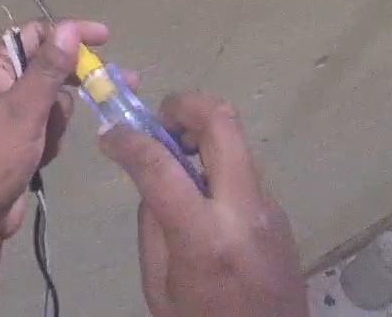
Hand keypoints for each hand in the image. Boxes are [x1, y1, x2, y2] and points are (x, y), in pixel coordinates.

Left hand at [0, 19, 107, 239]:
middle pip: (47, 66)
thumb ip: (50, 66)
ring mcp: (5, 112)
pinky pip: (44, 125)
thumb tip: (69, 27)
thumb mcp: (25, 107)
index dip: (70, 32)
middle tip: (108, 87)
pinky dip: (49, 138)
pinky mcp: (14, 139)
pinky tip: (41, 158)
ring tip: (45, 141)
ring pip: (50, 99)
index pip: (36, 33)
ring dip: (56, 119)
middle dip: (72, 81)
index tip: (106, 39)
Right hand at [100, 92, 307, 316]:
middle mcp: (245, 214)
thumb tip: (152, 175)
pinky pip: (243, 172)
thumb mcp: (158, 286)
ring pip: (235, 141)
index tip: (110, 134)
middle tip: (158, 121)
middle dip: (184, 104)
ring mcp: (271, 212)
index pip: (160, 164)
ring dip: (201, 134)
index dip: (128, 140)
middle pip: (221, 122)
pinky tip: (202, 198)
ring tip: (177, 158)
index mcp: (206, 239)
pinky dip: (216, 165)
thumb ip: (153, 221)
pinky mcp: (281, 217)